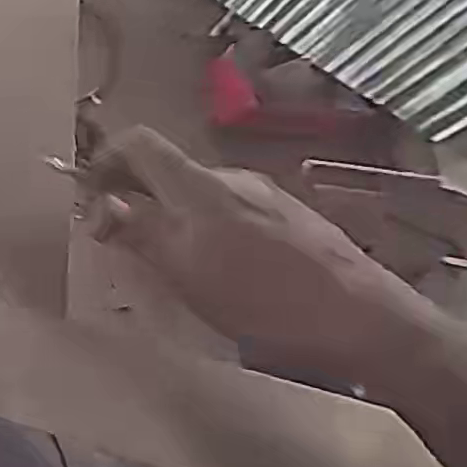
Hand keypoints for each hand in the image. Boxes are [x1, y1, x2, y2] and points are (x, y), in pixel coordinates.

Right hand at [103, 127, 449, 388]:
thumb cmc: (265, 299)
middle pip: (165, 167)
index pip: (137, 141)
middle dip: (135, 192)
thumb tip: (99, 205)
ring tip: (173, 258)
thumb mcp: (185, 272)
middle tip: (124, 235)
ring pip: (197, 190)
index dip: (105, 159)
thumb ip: (137, 232)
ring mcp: (265, 193)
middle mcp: (230, 176)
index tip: (92, 194)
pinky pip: (229, 206)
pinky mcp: (292, 214)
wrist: (374, 325)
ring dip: (171, 211)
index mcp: (197, 184)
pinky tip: (222, 265)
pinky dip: (206, 223)